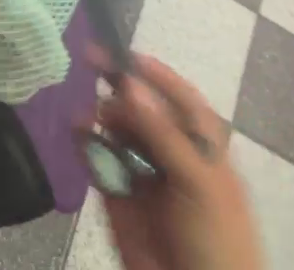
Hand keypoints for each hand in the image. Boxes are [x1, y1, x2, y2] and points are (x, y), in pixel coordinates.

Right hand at [92, 53, 264, 269]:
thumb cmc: (215, 239)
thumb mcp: (197, 182)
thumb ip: (162, 133)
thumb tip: (130, 83)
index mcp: (203, 150)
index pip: (182, 102)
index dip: (157, 76)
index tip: (125, 54)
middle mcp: (172, 154)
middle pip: (143, 109)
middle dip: (119, 87)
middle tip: (90, 63)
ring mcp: (142, 172)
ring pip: (115, 129)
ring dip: (100, 114)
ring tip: (88, 115)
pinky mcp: (115, 190)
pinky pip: (96, 156)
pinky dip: (85, 140)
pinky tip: (78, 130)